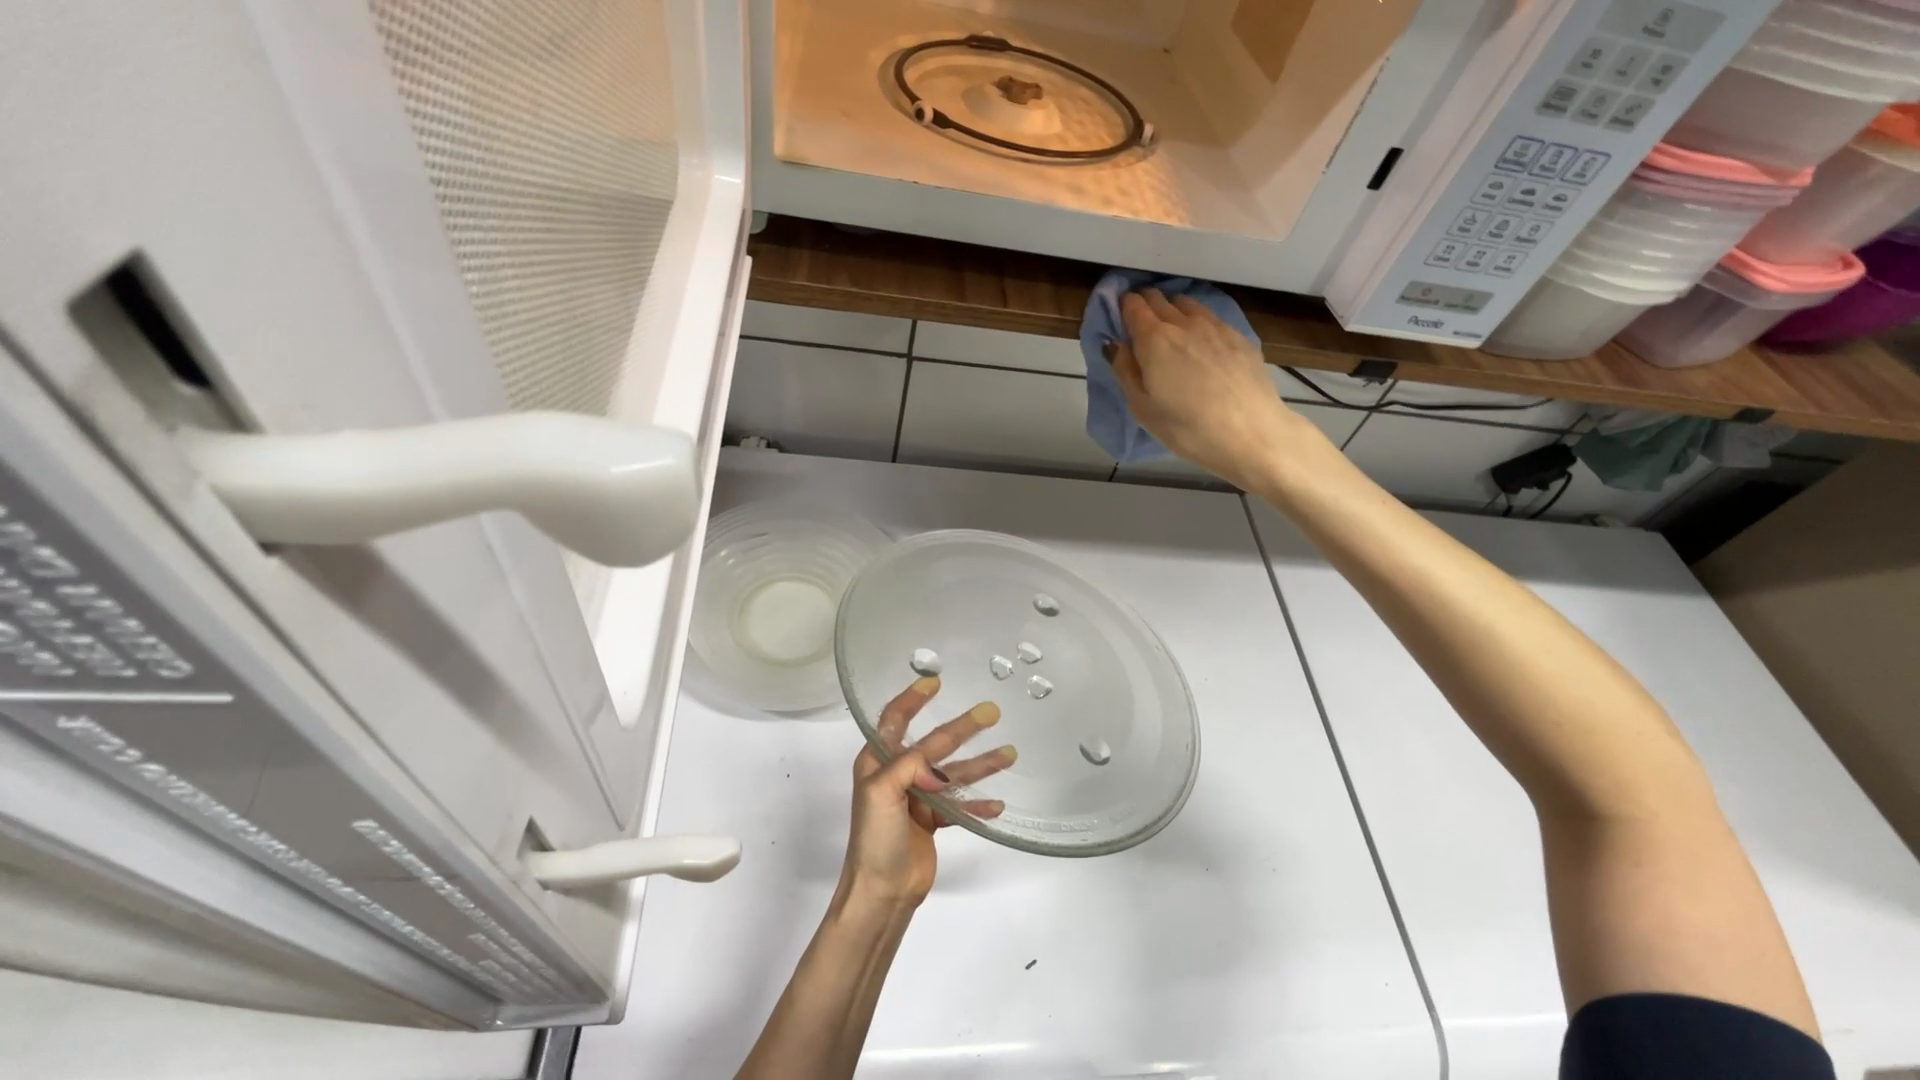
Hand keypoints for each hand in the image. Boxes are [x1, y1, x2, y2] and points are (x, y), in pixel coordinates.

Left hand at [841, 676, 1014, 910]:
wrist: (881, 891)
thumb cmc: (874, 839)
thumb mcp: (881, 794)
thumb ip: (908, 767)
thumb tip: (937, 766)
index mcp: (878, 763)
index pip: (894, 720)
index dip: (912, 700)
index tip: (934, 682)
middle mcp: (898, 774)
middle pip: (935, 744)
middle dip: (963, 728)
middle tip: (991, 712)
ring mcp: (917, 798)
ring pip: (954, 774)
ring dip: (980, 765)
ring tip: (1009, 754)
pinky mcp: (933, 821)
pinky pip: (961, 806)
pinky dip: (978, 804)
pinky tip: (998, 805)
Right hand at [1108, 289, 1327, 490]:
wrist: (1251, 433)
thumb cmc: (1188, 427)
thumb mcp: (1142, 408)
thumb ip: (1125, 370)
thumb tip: (1115, 344)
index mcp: (1154, 339)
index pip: (1133, 306)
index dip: (1123, 306)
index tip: (1120, 315)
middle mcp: (1184, 323)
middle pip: (1160, 298)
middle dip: (1146, 303)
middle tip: (1141, 321)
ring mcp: (1215, 326)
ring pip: (1187, 304)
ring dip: (1173, 309)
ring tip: (1171, 327)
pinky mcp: (1239, 337)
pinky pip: (1211, 318)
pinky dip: (1199, 321)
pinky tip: (1202, 341)